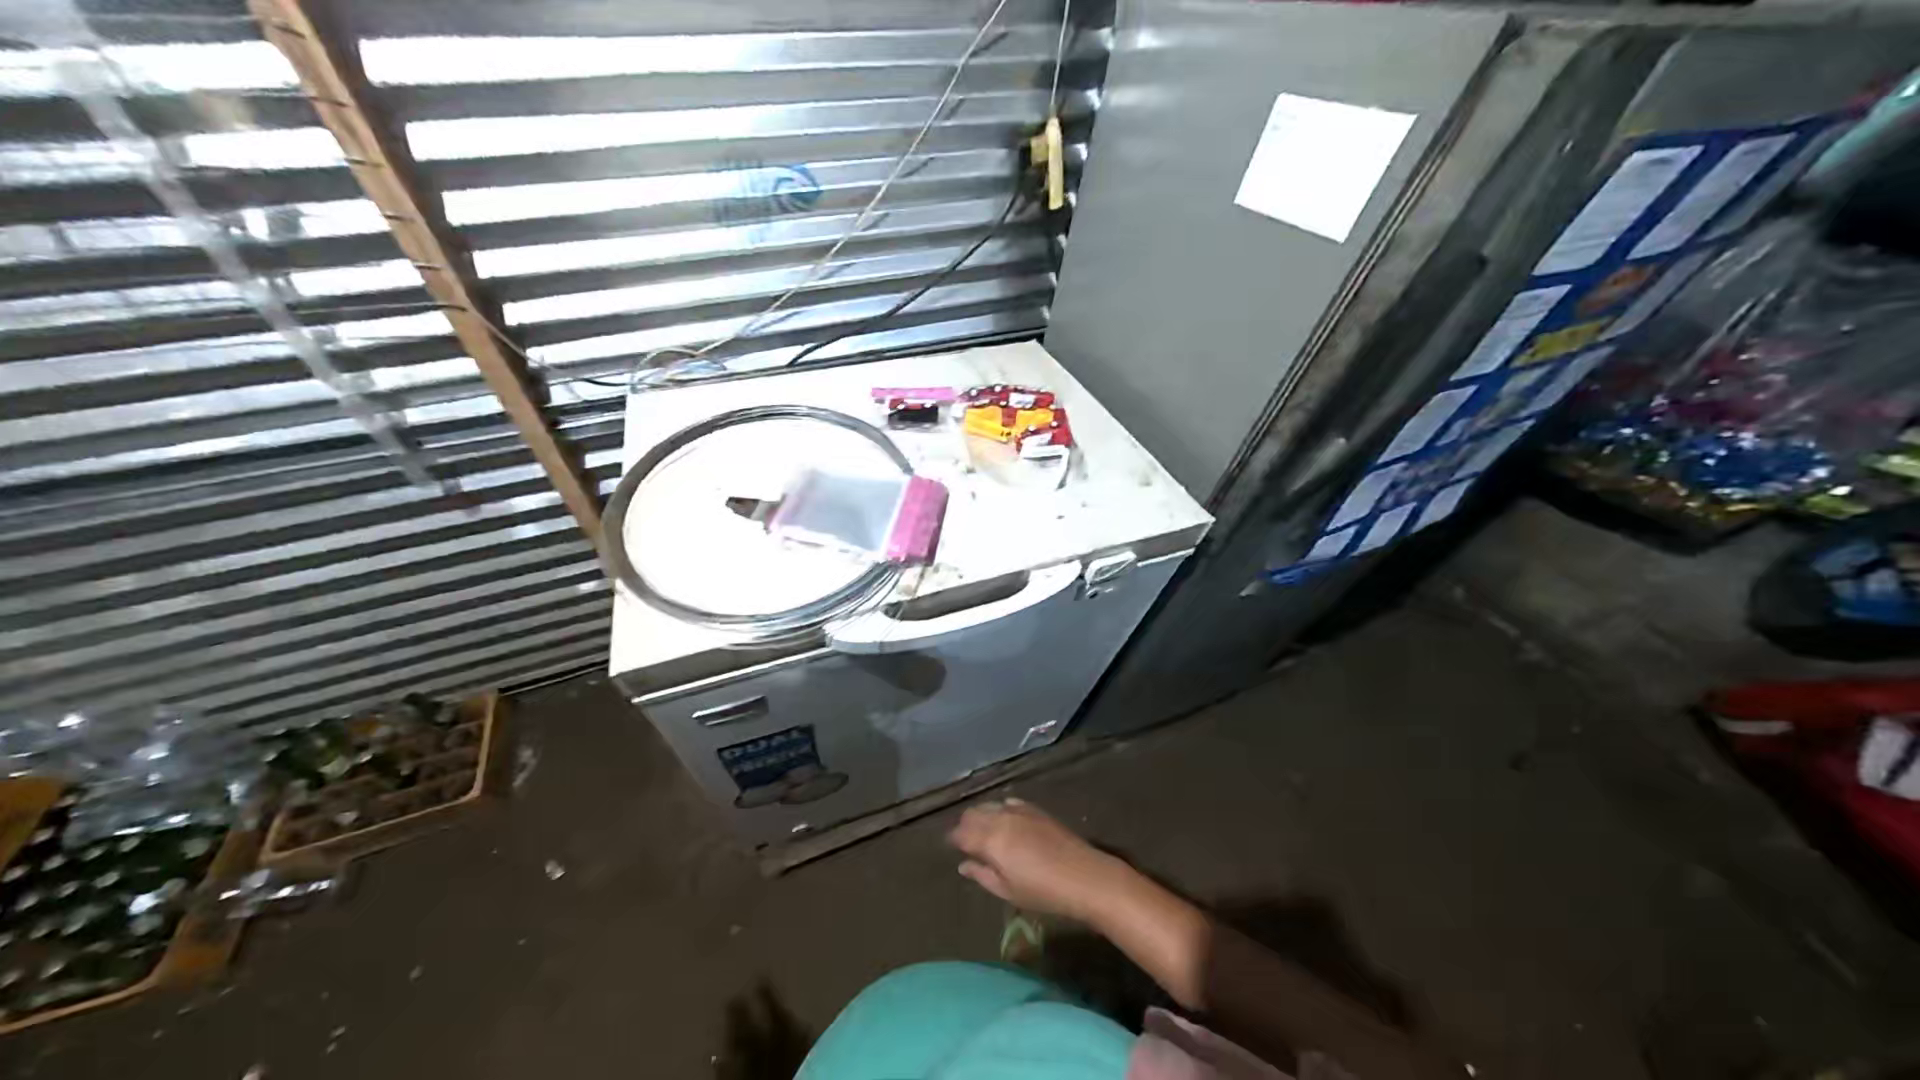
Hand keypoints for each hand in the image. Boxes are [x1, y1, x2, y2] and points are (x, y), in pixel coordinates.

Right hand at [946, 798, 1133, 921]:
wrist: (1085, 877)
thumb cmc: (1043, 892)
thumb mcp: (1007, 891)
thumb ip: (981, 874)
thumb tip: (963, 864)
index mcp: (990, 839)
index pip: (960, 833)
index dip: (953, 839)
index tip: (951, 847)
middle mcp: (1000, 818)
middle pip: (972, 813)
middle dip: (965, 825)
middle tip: (966, 842)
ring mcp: (1019, 810)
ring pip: (990, 805)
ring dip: (982, 816)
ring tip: (985, 833)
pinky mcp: (1036, 809)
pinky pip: (1009, 802)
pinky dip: (1001, 809)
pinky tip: (1006, 821)